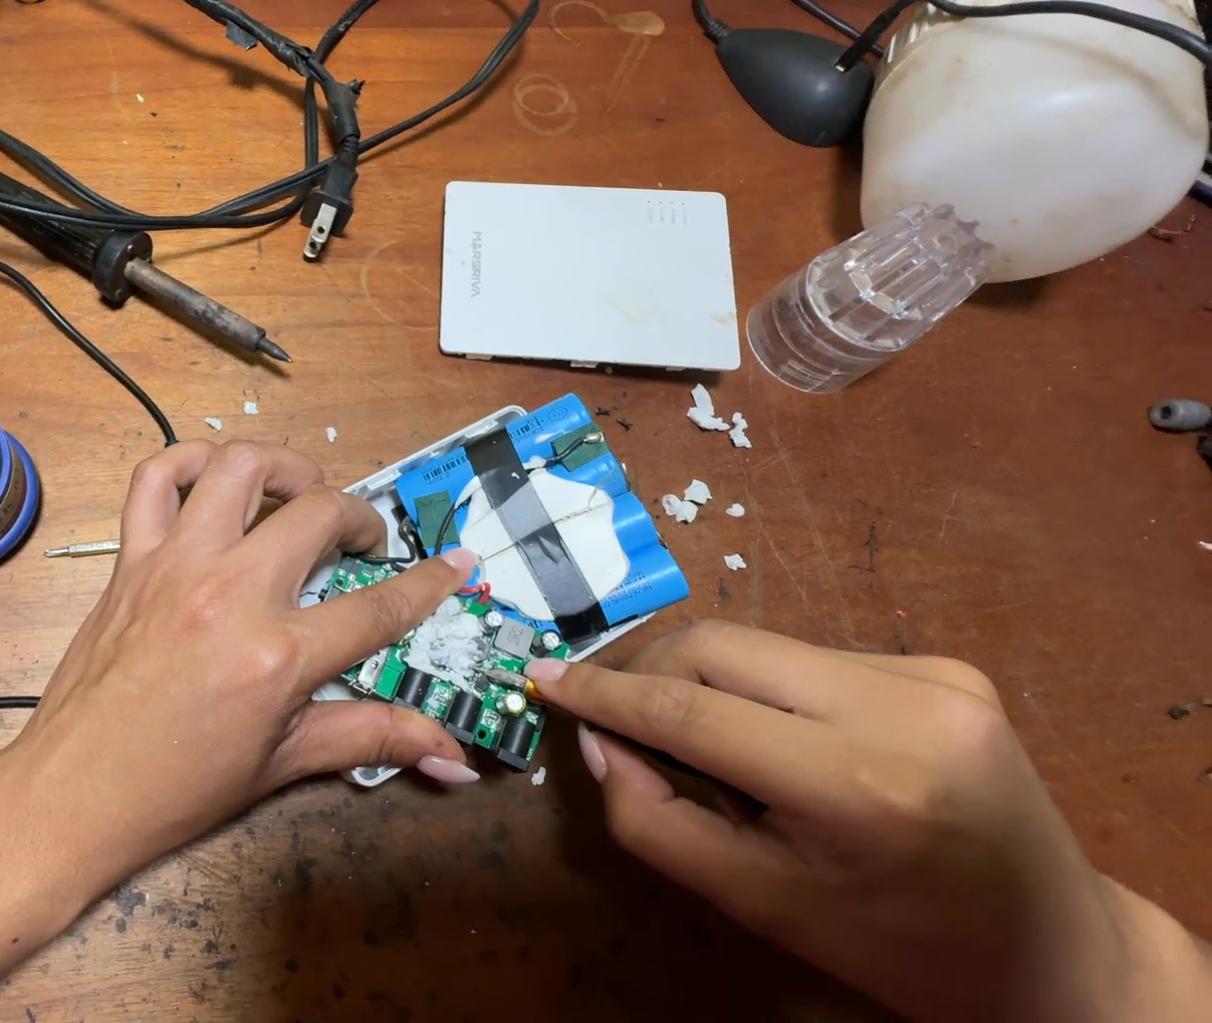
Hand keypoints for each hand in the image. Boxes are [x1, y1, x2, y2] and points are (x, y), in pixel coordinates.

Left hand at [0, 441, 478, 1021]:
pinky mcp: (131, 559)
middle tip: (362, 538)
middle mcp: (231, 592)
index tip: (457, 563)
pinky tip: (213, 479)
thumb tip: (456, 758)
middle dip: (359, 515)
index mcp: (278, 654)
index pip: (378, 606)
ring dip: (281, 466)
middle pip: (317, 514)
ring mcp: (175, 565)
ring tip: (297, 491)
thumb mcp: (284, 762)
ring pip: (237, 468)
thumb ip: (371, 739)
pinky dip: (187, 461)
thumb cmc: (181, 788)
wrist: (73, 794)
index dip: (428, 583)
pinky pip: (153, 480)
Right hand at [526, 620, 1211, 1022]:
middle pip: (713, 647)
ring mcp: (931, 674)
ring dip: (701, 682)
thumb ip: (649, 816)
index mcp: (859, 784)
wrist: (1054, 954)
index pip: (689, 709)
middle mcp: (904, 706)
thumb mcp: (749, 900)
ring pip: (751, 645)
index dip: (604, 691)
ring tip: (708, 743)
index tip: (545, 676)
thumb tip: (596, 736)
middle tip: (614, 714)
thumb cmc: (886, 943)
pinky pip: (798, 655)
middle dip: (646, 673)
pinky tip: (773, 735)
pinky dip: (756, 687)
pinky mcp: (941, 664)